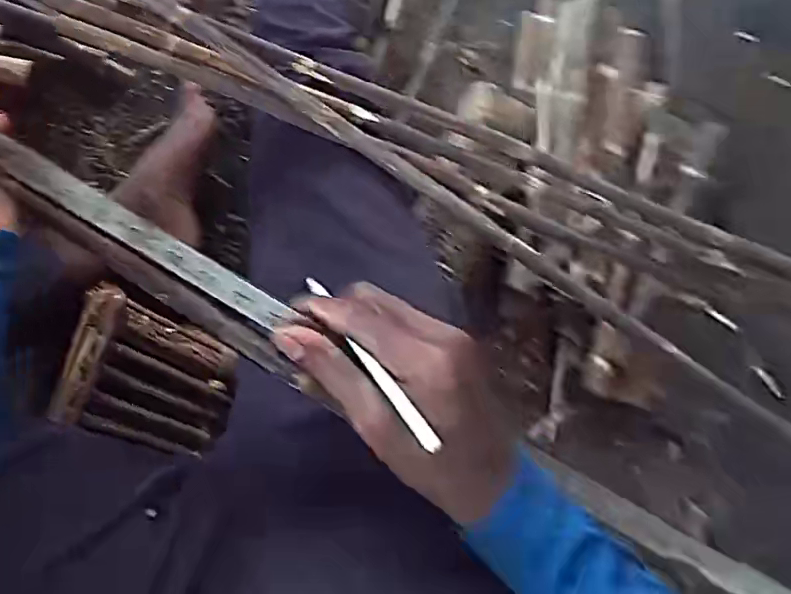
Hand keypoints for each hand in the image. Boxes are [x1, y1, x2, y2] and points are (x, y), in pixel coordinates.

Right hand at [272, 283, 516, 525]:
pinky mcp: (455, 339)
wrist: (506, 493)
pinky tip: (366, 356)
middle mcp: (441, 334)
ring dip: (349, 318)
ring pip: (380, 302)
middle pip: (365, 297)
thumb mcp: (374, 426)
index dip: (311, 311)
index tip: (284, 325)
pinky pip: (397, 314)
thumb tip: (286, 334)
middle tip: (308, 341)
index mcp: (424, 358)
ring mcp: (452, 334)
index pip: (352, 312)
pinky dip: (371, 325)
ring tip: (335, 350)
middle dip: (330, 313)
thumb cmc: (435, 468)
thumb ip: (331, 372)